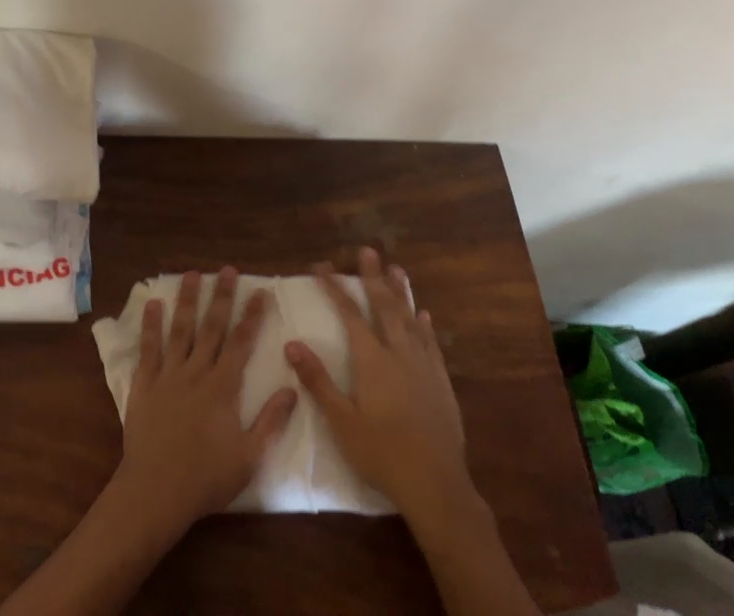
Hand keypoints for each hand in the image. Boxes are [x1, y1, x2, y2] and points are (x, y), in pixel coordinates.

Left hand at [114, 267, 298, 529]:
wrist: (157, 490)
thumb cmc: (207, 478)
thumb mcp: (250, 456)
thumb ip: (271, 421)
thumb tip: (293, 388)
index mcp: (224, 387)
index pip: (242, 342)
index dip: (252, 315)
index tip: (260, 291)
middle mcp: (196, 373)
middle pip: (211, 327)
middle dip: (221, 296)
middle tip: (227, 269)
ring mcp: (167, 376)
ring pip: (179, 330)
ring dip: (187, 300)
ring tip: (192, 274)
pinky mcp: (143, 385)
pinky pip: (148, 349)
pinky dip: (151, 325)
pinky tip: (152, 304)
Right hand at [285, 248, 476, 526]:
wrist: (435, 482)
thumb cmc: (381, 453)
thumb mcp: (341, 420)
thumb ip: (318, 380)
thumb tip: (292, 343)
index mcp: (372, 361)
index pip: (350, 315)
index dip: (335, 288)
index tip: (322, 266)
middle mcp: (400, 354)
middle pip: (385, 307)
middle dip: (373, 278)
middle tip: (367, 251)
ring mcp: (424, 367)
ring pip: (411, 319)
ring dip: (401, 292)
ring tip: (396, 269)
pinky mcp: (441, 382)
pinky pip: (431, 343)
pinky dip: (424, 324)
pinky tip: (423, 315)